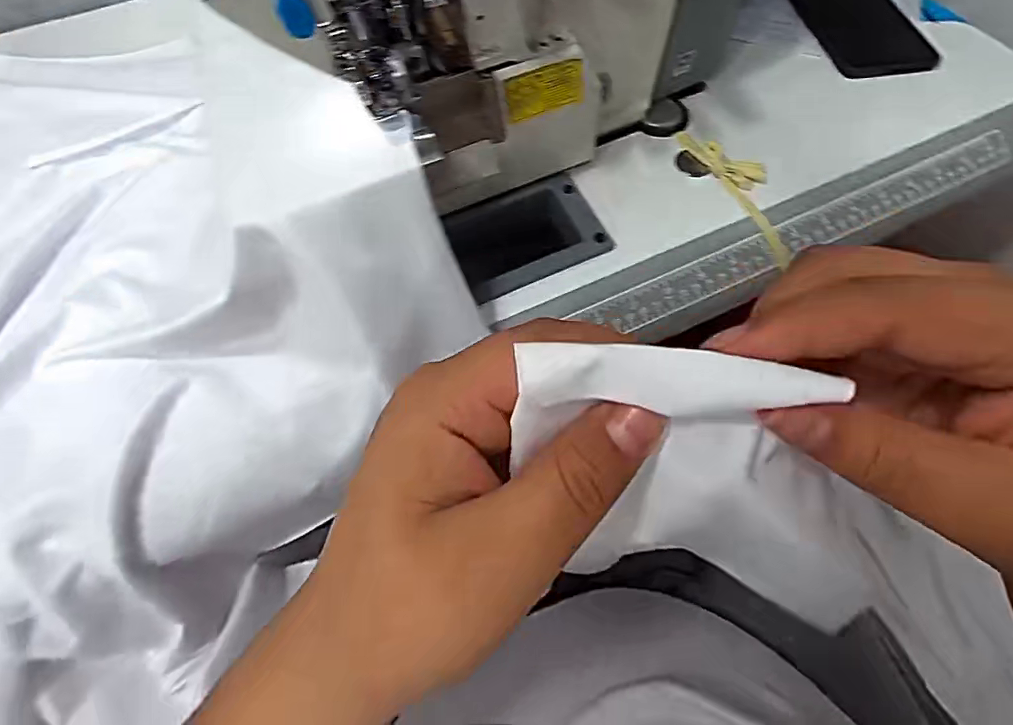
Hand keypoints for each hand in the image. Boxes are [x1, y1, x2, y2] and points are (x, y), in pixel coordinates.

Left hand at [194, 320, 664, 724]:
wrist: (345, 664)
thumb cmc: (413, 611)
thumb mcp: (508, 549)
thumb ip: (577, 476)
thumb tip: (641, 409)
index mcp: (440, 398)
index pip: (532, 348)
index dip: (601, 357)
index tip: (667, 386)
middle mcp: (440, 393)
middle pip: (533, 363)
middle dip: (598, 386)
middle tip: (663, 422)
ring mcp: (445, 420)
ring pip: (531, 394)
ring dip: (582, 417)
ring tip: (638, 445)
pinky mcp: (455, 450)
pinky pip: (519, 425)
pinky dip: (559, 442)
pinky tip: (589, 468)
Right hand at [714, 247, 1012, 724]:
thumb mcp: (998, 515)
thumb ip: (883, 456)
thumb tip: (775, 411)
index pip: (894, 304)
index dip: (803, 323)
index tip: (729, 352)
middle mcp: (997, 297)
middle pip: (863, 271)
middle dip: (787, 310)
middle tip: (730, 361)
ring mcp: (965, 309)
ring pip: (849, 281)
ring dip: (792, 318)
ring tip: (751, 365)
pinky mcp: (935, 333)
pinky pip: (853, 315)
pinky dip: (809, 337)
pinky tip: (786, 368)